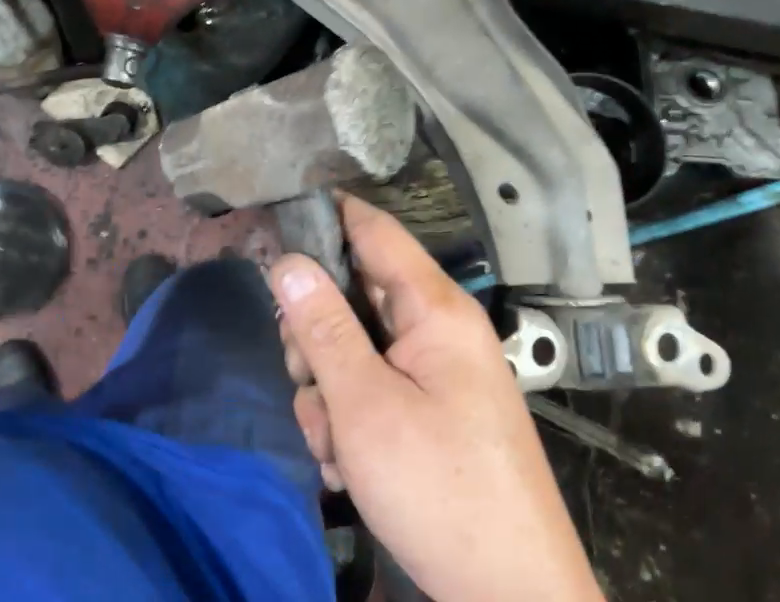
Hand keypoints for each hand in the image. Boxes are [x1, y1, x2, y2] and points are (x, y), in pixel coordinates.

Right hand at [269, 195, 603, 601]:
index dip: (323, 216)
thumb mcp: (364, 405)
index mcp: (435, 310)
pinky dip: (351, 423)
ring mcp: (438, 377)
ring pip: (356, 352)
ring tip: (335, 445)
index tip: (270, 227)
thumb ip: (322, 328)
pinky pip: (375, 393)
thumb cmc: (437, 488)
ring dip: (329, 394)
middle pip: (355, 297)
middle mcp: (439, 332)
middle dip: (316, 337)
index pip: (373, 229)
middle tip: (303, 376)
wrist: (509, 595)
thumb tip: (286, 260)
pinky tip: (348, 466)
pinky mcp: (433, 416)